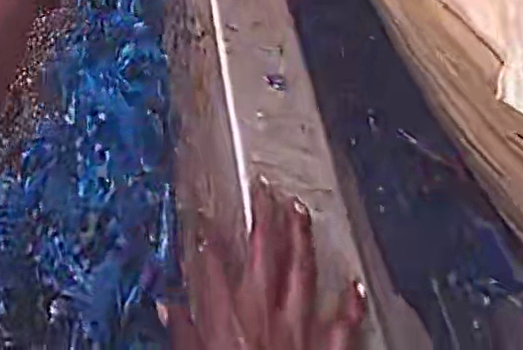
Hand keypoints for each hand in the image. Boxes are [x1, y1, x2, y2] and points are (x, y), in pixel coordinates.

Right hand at [161, 182, 367, 349]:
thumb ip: (183, 333)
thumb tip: (166, 307)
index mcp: (230, 314)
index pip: (213, 262)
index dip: (207, 237)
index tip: (204, 219)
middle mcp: (265, 310)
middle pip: (264, 251)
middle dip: (265, 216)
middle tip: (265, 189)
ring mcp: (299, 327)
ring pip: (302, 271)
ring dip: (301, 238)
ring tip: (300, 209)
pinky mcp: (325, 349)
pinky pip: (342, 325)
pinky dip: (351, 305)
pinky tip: (356, 285)